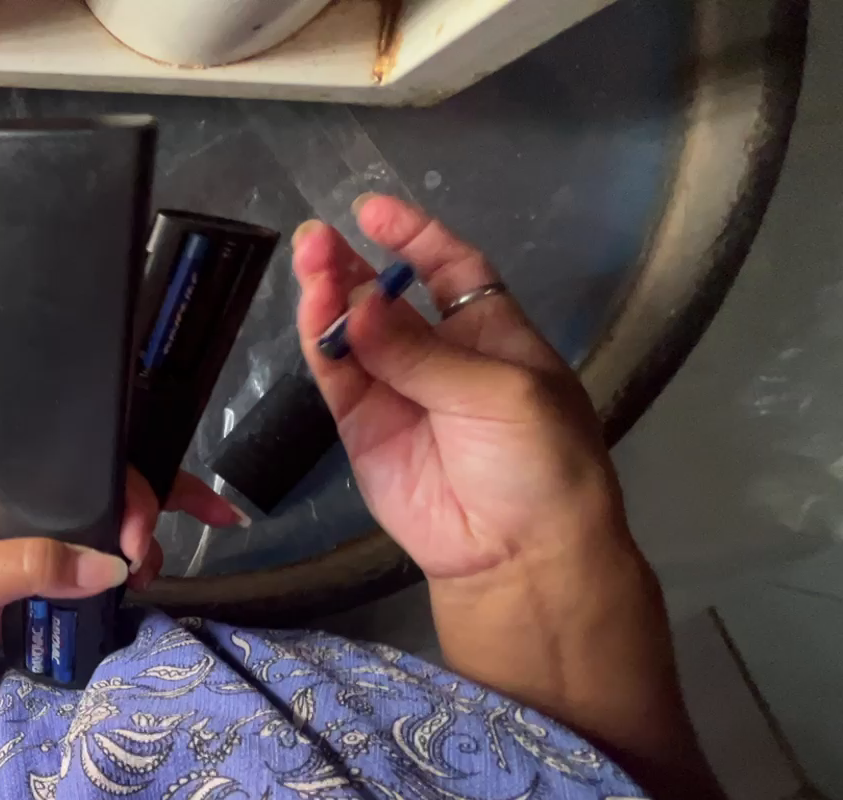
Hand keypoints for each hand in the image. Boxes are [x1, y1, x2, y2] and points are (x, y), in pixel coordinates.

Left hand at [0, 461, 243, 674]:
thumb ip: (33, 565)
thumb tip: (109, 566)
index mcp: (13, 479)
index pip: (85, 463)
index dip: (126, 488)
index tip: (138, 537)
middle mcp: (37, 495)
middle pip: (111, 486)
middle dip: (152, 508)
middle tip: (161, 552)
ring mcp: (51, 530)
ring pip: (116, 521)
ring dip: (145, 544)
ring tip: (147, 577)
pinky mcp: (58, 564)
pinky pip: (105, 555)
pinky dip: (133, 565)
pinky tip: (143, 582)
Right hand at [292, 194, 632, 585]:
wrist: (508, 545)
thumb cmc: (536, 460)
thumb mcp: (498, 392)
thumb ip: (422, 352)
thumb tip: (358, 307)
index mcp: (488, 333)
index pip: (448, 269)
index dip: (413, 237)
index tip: (371, 210)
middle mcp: (435, 354)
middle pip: (387, 297)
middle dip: (354, 265)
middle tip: (314, 238)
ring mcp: (391, 390)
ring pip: (350, 334)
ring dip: (327, 299)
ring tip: (305, 264)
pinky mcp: (357, 425)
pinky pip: (334, 378)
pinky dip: (320, 348)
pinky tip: (311, 316)